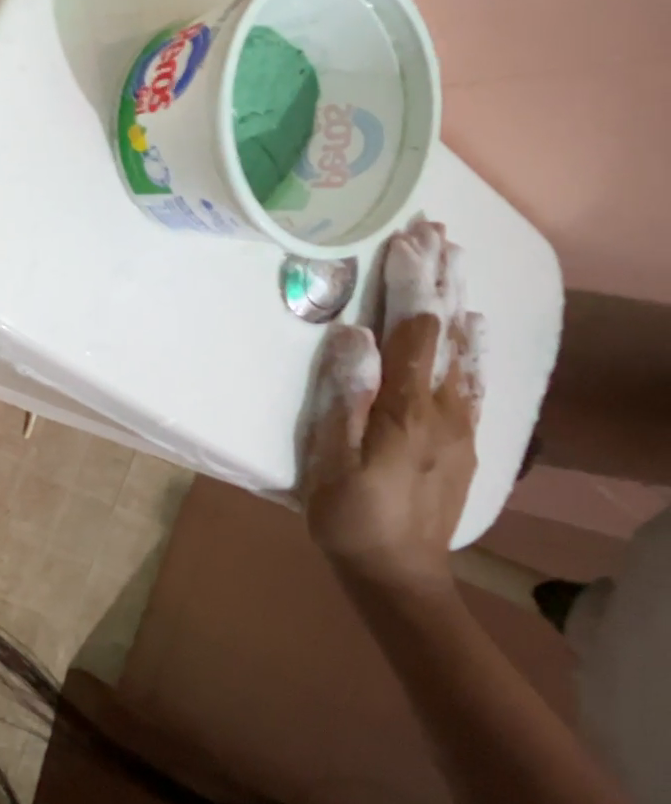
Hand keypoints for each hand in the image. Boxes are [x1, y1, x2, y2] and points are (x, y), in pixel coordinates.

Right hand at [302, 219, 484, 599]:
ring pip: (463, 349)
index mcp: (405, 409)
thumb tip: (351, 337)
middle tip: (433, 231)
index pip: (412, 331)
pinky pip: (472, 379)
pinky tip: (472, 327)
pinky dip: (472, 344)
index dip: (411, 285)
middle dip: (437, 279)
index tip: (405, 240)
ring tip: (454, 260)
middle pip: (444, 331)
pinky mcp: (461, 439)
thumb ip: (344, 397)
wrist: (398, 572)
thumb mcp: (330, 460)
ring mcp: (458, 423)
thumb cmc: (348, 515)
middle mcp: (441, 408)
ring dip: (456, 300)